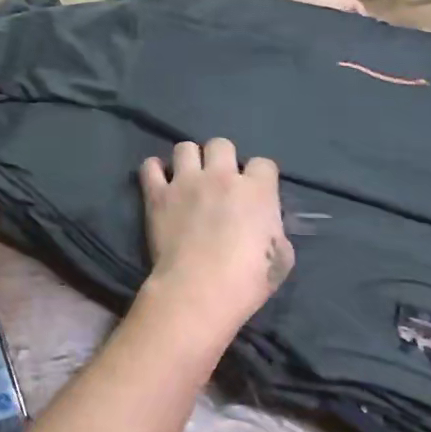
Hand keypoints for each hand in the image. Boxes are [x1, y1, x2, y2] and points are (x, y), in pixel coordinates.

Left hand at [138, 138, 293, 331]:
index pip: (263, 163)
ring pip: (184, 147)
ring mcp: (186, 182)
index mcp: (257, 190)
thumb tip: (265, 225)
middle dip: (221, 158)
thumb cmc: (248, 278)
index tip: (252, 191)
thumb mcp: (282, 256)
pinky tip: (158, 182)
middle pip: (220, 144)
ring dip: (188, 160)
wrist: (200, 286)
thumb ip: (274, 230)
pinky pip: (149, 166)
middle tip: (217, 180)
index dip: (258, 176)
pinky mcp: (157, 194)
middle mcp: (221, 176)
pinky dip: (154, 170)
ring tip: (187, 178)